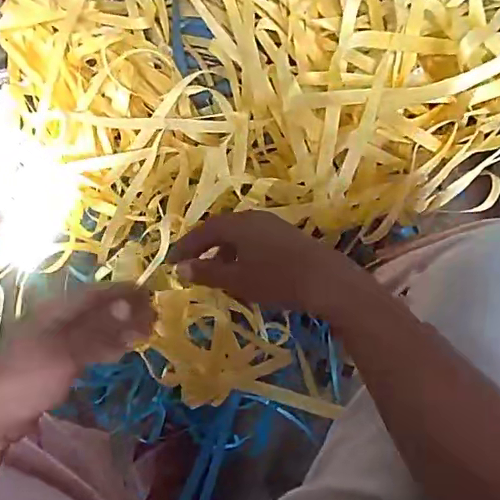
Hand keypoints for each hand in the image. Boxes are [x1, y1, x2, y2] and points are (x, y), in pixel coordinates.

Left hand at [0, 284, 153, 457]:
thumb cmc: (25, 379)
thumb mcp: (64, 352)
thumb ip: (98, 329)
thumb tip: (131, 303)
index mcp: (54, 311)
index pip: (97, 293)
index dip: (125, 292)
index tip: (154, 297)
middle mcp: (53, 321)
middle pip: (95, 309)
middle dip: (125, 311)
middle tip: (155, 319)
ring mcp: (51, 343)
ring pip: (91, 329)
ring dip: (117, 329)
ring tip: (143, 334)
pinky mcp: (51, 365)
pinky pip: (84, 349)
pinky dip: (104, 347)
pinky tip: (115, 353)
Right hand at [167, 211, 374, 318]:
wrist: (327, 281)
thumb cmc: (276, 279)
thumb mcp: (236, 280)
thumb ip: (206, 273)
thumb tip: (180, 269)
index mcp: (237, 224)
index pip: (203, 231)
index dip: (185, 247)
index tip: (171, 262)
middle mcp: (254, 218)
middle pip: (221, 230)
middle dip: (203, 248)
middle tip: (190, 266)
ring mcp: (273, 225)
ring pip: (239, 236)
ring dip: (223, 253)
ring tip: (214, 274)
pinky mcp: (287, 237)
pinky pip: (254, 241)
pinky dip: (241, 255)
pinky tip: (243, 273)